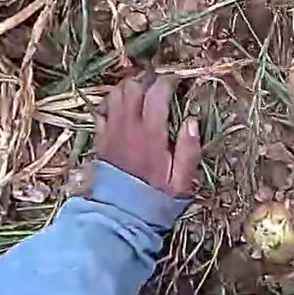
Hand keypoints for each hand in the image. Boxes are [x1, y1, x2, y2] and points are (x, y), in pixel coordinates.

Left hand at [95, 74, 201, 197]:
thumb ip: (189, 149)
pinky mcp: (101, 138)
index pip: (157, 92)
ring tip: (143, 91)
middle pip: (134, 86)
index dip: (169, 80)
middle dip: (149, 79)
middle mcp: (128, 125)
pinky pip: (102, 109)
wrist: (122, 215)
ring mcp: (111, 130)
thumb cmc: (157, 197)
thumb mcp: (182, 179)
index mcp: (151, 132)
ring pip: (116, 93)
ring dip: (130, 87)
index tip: (179, 81)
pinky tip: (123, 106)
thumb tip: (192, 120)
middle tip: (161, 84)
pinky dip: (112, 101)